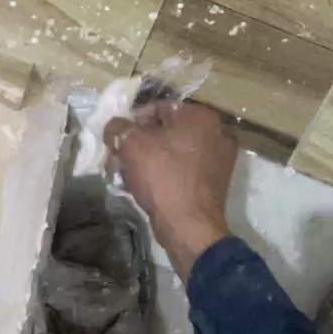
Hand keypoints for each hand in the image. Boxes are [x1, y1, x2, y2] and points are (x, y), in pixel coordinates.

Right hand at [103, 101, 237, 280]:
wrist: (188, 226)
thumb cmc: (162, 177)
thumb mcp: (132, 145)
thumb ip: (118, 128)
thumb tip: (114, 127)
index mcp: (200, 116)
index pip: (158, 107)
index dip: (132, 122)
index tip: (116, 140)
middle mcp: (215, 132)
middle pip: (165, 131)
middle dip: (137, 145)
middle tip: (117, 160)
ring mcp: (218, 158)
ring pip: (172, 152)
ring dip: (146, 160)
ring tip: (125, 176)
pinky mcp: (213, 181)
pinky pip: (182, 169)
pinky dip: (162, 174)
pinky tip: (143, 187)